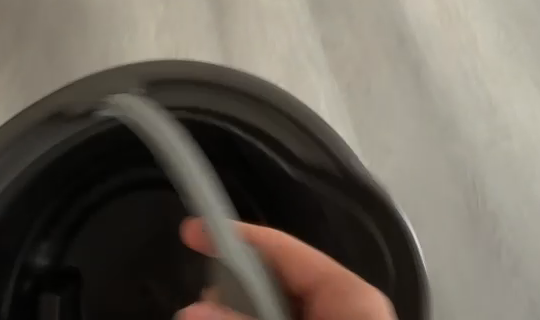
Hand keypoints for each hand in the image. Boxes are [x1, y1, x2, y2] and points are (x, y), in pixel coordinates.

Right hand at [177, 217, 394, 319]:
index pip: (282, 246)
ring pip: (275, 308)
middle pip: (275, 281)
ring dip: (237, 311)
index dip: (234, 235)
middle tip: (195, 303)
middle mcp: (345, 304)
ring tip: (204, 314)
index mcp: (350, 293)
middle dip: (232, 287)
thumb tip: (190, 309)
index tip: (189, 229)